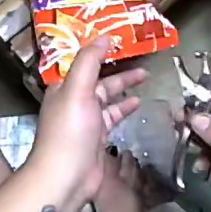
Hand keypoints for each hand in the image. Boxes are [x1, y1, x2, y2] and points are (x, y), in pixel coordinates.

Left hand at [31, 37, 146, 210]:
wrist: (66, 176)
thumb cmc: (69, 131)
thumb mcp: (77, 89)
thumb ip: (89, 61)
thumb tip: (105, 36)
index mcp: (64, 86)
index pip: (83, 61)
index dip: (100, 49)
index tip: (121, 37)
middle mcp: (73, 100)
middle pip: (98, 77)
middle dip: (118, 66)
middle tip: (142, 57)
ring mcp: (85, 119)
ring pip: (107, 96)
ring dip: (124, 86)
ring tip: (146, 77)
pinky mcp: (97, 136)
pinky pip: (112, 116)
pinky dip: (124, 107)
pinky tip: (138, 103)